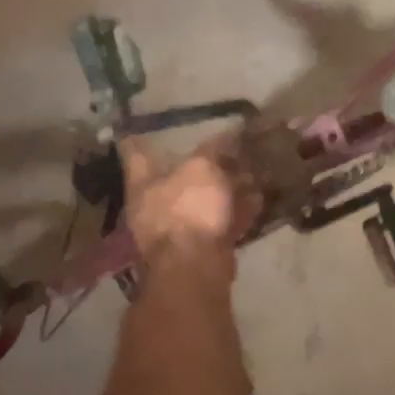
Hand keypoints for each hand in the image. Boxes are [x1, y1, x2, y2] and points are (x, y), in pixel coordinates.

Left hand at [119, 134, 255, 274]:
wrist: (194, 267)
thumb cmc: (189, 209)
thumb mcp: (203, 167)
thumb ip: (213, 149)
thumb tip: (226, 136)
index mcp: (144, 184)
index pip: (136, 154)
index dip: (139, 138)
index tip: (139, 126)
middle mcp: (155, 205)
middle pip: (178, 176)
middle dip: (205, 163)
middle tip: (229, 145)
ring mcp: (177, 228)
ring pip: (203, 198)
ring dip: (227, 186)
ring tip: (252, 170)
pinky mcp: (199, 245)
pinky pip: (220, 220)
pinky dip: (237, 209)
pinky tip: (258, 198)